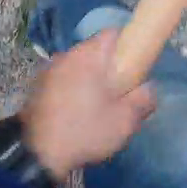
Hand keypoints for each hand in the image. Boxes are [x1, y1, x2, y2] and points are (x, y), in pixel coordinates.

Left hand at [20, 29, 155, 177]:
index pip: (113, 34)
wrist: (37, 153)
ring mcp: (48, 70)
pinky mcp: (37, 86)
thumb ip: (143, 100)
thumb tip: (149, 88)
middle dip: (109, 66)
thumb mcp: (124, 121)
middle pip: (95, 50)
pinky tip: (77, 112)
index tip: (136, 66)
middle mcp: (66, 55)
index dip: (128, 45)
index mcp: (88, 56)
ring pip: (78, 66)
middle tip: (121, 91)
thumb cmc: (85, 130)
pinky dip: (73, 89)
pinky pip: (63, 79)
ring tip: (98, 105)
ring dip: (89, 79)